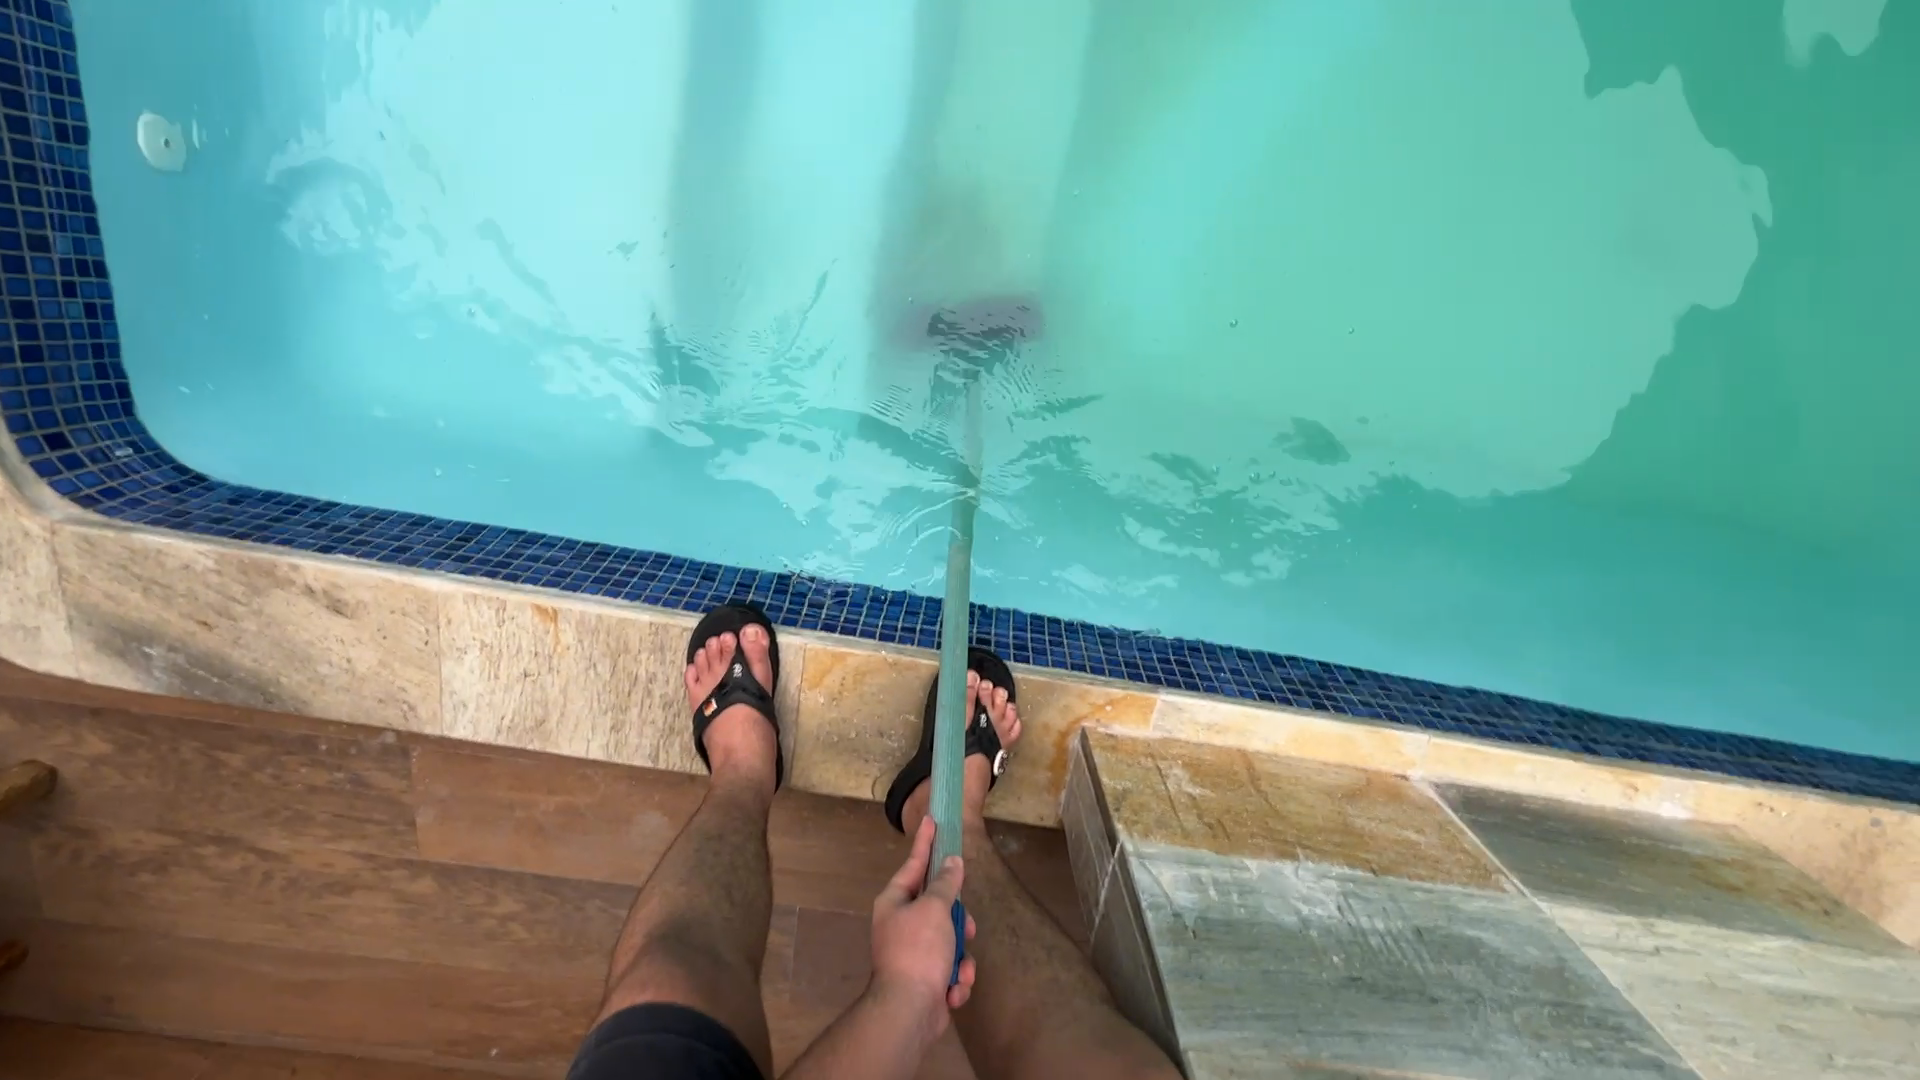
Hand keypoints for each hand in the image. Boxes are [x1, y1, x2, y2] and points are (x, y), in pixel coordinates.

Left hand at [869, 817, 977, 1037]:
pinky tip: (953, 990)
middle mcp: (901, 924)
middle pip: (939, 906)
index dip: (926, 841)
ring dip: (961, 956)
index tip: (932, 819)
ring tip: (960, 969)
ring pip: (950, 939)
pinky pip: (951, 968)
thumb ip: (945, 883)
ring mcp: (913, 953)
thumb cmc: (918, 950)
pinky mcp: (927, 979)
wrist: (909, 1012)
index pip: (915, 863)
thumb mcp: (935, 908)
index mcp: (895, 902)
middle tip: (966, 926)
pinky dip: (957, 979)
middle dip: (958, 920)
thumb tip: (952, 862)